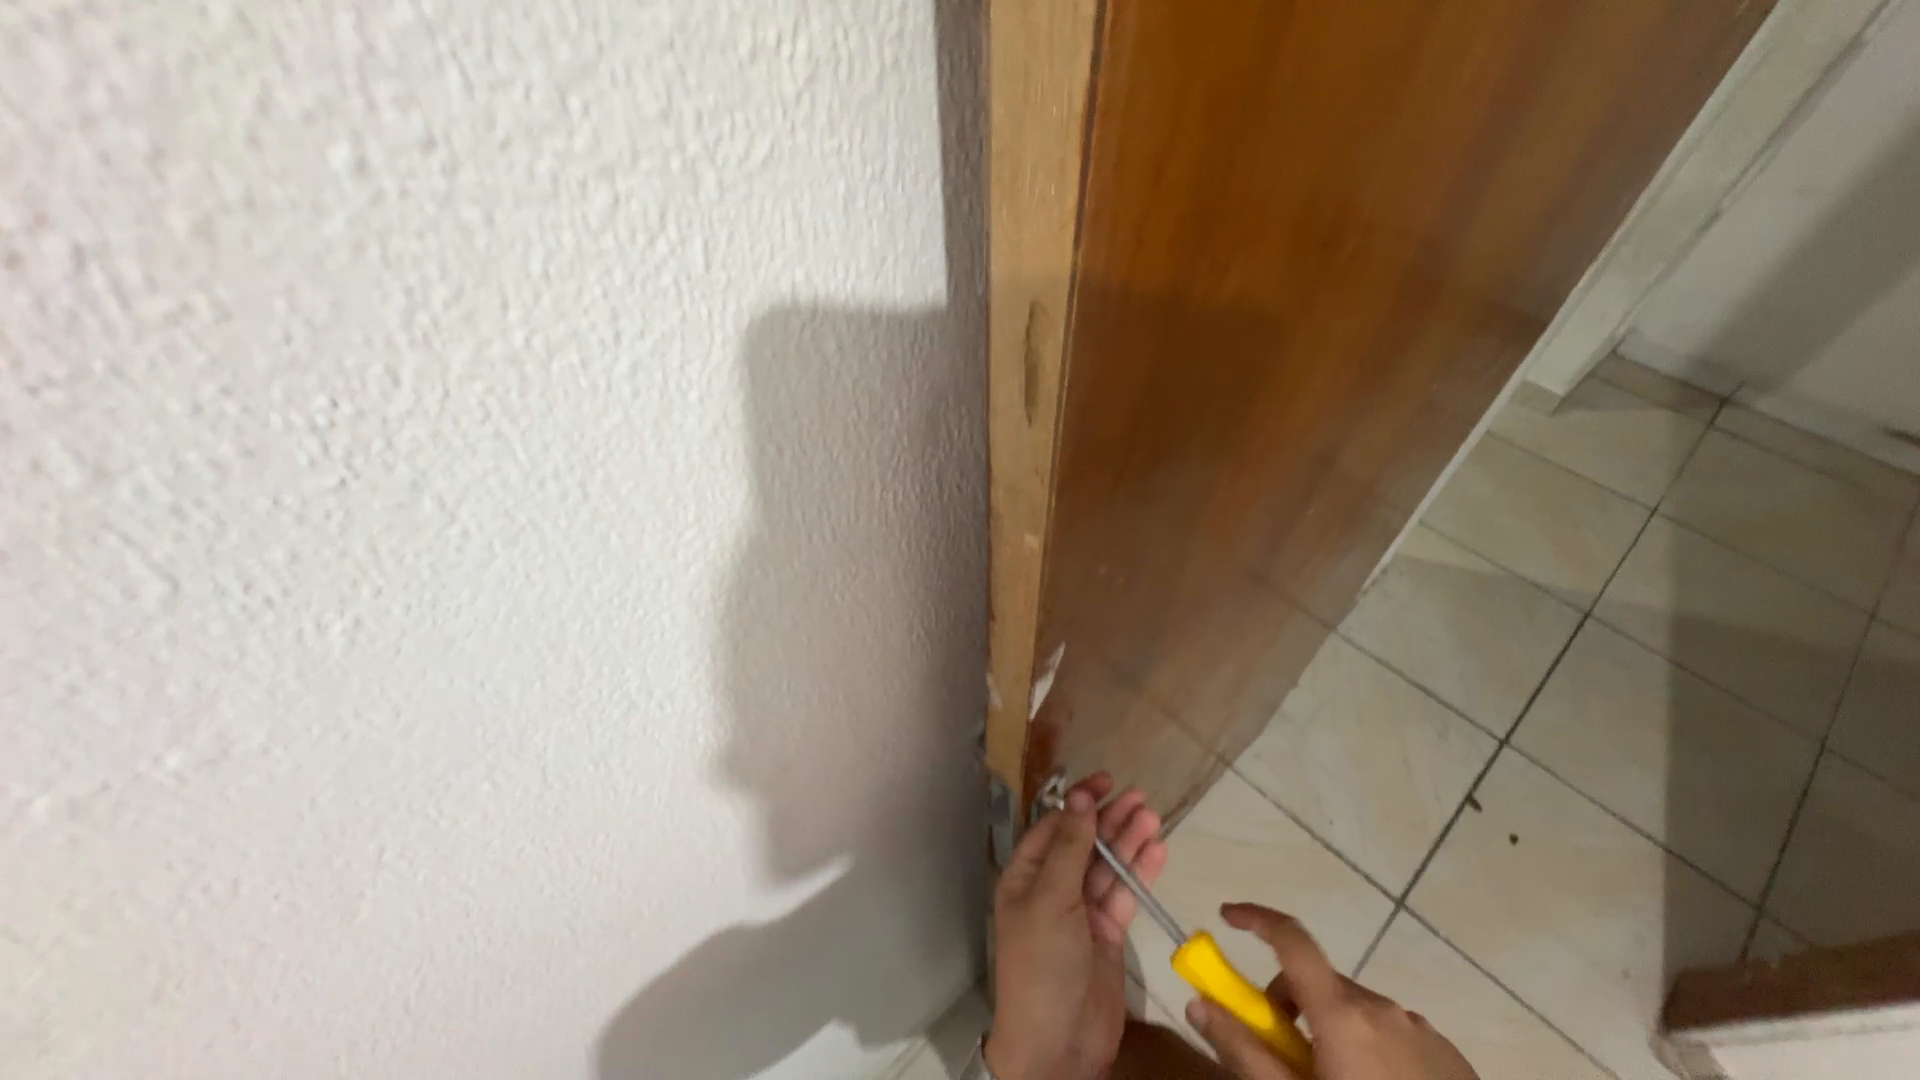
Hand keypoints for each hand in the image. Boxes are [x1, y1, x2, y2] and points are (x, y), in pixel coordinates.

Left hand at [984, 774, 1168, 1079]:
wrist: (1056, 1044)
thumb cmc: (1042, 964)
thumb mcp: (1051, 899)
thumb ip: (1070, 848)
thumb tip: (1078, 797)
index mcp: (1025, 876)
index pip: (1052, 827)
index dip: (1078, 802)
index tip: (1105, 781)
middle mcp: (1051, 889)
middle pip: (1084, 844)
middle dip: (1109, 819)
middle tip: (1140, 795)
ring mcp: (1081, 913)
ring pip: (1107, 867)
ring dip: (1129, 841)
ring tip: (1153, 814)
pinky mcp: (1107, 934)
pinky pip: (1124, 895)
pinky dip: (1140, 872)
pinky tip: (1157, 849)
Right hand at [1185, 904, 1478, 1079]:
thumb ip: (1243, 1051)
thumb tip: (1197, 1002)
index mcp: (1341, 1013)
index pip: (1291, 940)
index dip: (1255, 919)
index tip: (1226, 917)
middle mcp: (1383, 1007)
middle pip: (1321, 983)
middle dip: (1290, 1004)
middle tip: (1279, 1054)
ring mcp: (1422, 1030)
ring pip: (1358, 1011)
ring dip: (1333, 1030)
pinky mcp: (1452, 1056)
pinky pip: (1395, 1034)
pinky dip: (1372, 1049)